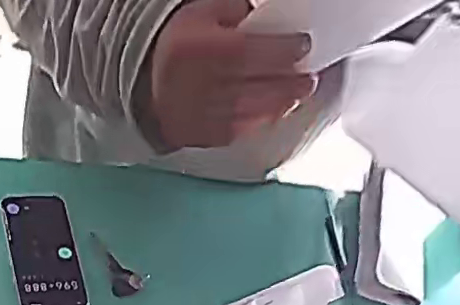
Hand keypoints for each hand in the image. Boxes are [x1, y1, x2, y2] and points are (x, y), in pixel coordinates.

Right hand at [141, 0, 314, 150]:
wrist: (149, 85)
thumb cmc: (182, 44)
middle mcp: (199, 85)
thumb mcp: (205, 11)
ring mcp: (200, 116)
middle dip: (286, 84)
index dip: (280, 51)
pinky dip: (257, 123)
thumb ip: (237, 14)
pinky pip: (235, 132)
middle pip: (252, 86)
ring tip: (297, 96)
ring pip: (246, 112)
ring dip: (277, 106)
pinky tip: (273, 113)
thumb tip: (270, 26)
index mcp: (199, 49)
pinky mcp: (201, 137)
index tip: (304, 47)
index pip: (248, 51)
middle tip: (310, 80)